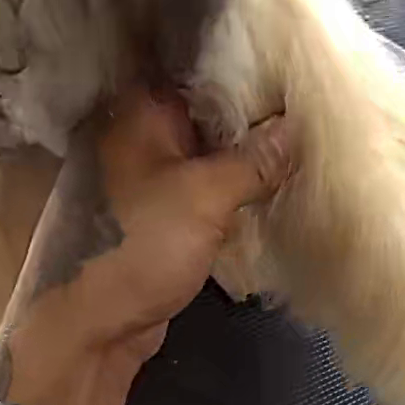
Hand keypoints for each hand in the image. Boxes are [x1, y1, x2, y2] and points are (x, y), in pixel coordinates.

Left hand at [0, 87, 294, 404]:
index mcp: (143, 115)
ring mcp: (151, 186)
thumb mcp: (205, 199)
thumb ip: (252, 164)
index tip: (293, 106)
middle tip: (301, 144)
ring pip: (208, 169)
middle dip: (253, 138)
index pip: (206, 83)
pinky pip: (203, 204)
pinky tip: (261, 209)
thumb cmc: (144, 247)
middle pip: (209, 127)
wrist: (103, 321)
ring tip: (290, 174)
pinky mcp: (161, 226)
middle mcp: (144, 142)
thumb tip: (294, 132)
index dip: (251, 93)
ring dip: (244, 176)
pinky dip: (229, 207)